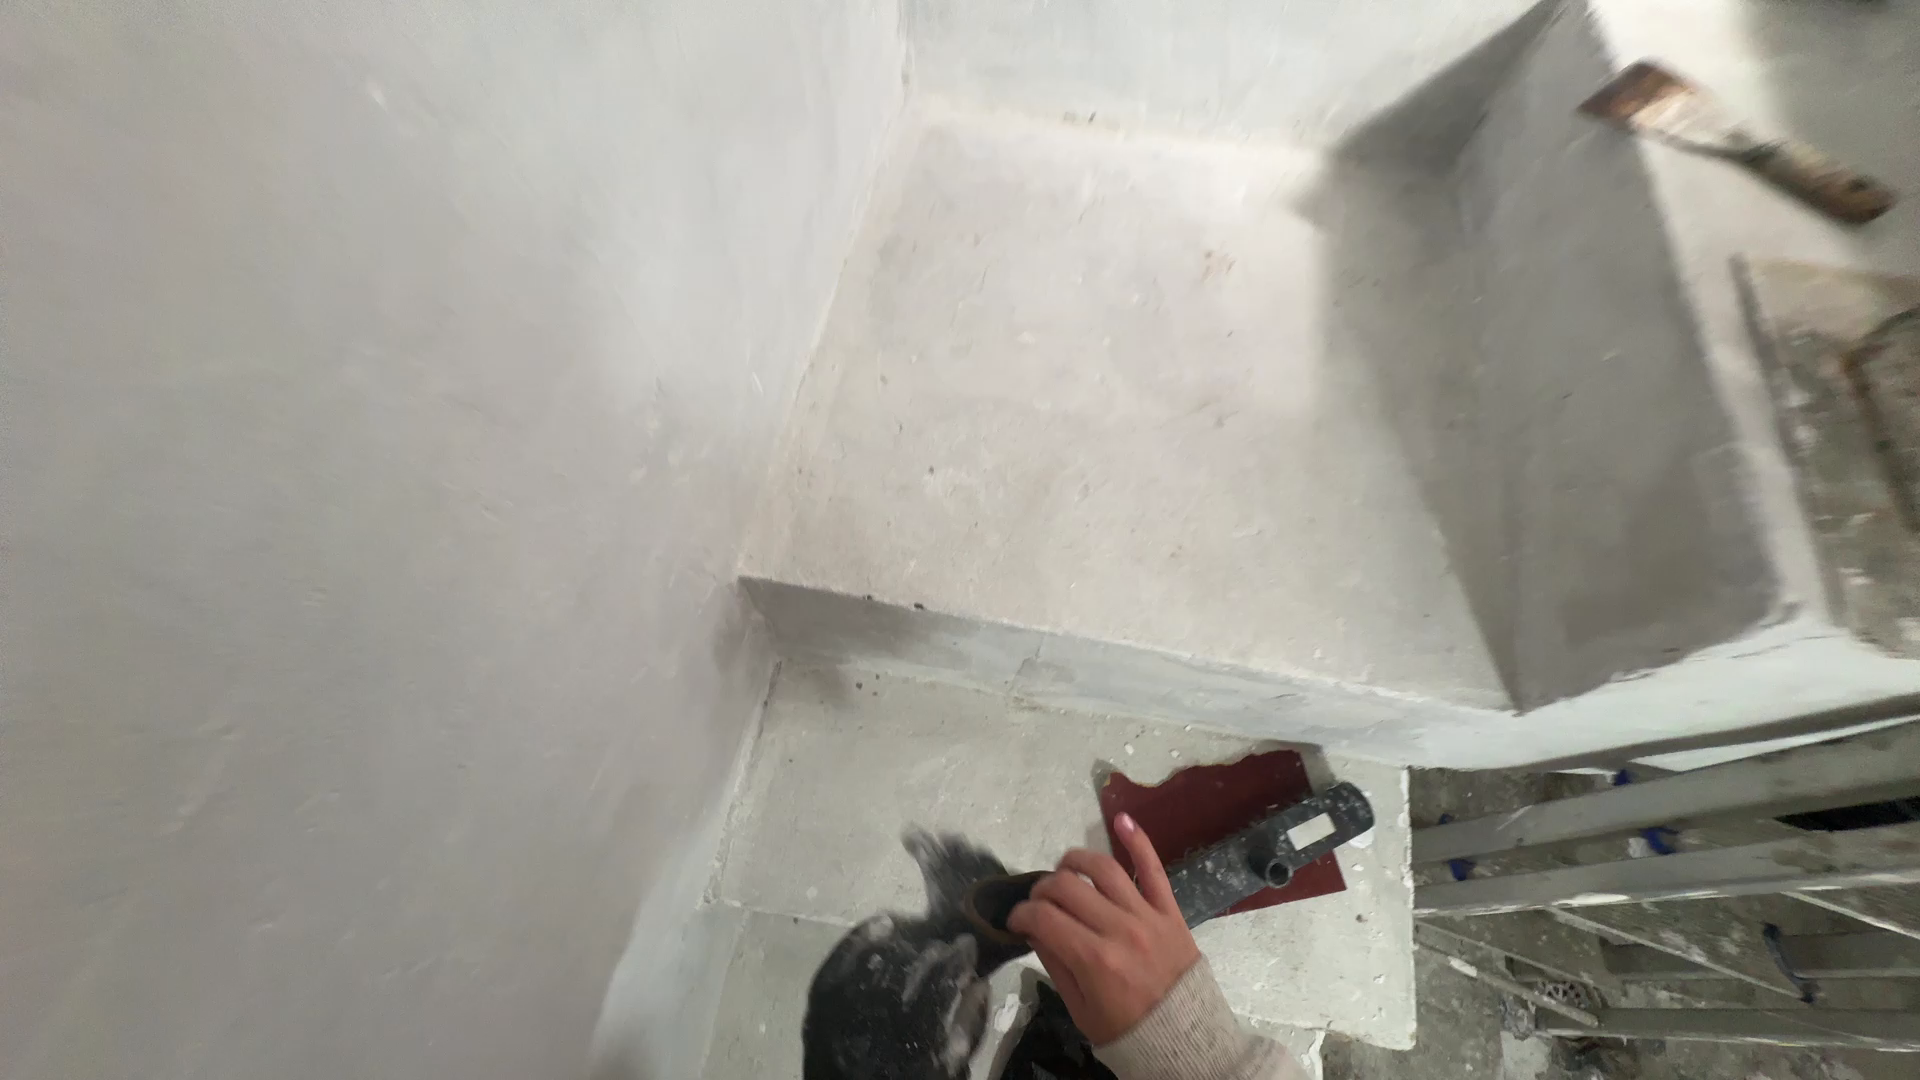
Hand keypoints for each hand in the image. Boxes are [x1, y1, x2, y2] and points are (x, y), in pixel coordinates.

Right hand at [1006, 813, 1200, 1043]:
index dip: (1021, 914)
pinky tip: (1120, 818)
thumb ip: (1056, 965)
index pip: (1044, 918)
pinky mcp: (1169, 910)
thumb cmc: (1131, 1035)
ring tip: (1064, 868)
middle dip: (1042, 889)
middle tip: (1038, 901)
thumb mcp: (1082, 1011)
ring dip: (1075, 860)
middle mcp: (1119, 930)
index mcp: (1095, 961)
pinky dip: (1137, 840)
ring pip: (1103, 868)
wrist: (1189, 1045)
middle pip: (1067, 887)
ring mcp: (1146, 915)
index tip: (1016, 920)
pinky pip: (1152, 868)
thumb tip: (1034, 929)